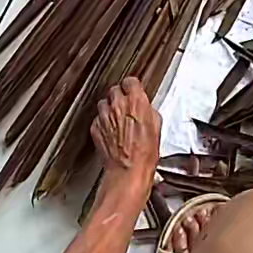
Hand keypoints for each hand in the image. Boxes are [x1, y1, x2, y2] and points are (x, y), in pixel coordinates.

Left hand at [90, 77, 160, 191]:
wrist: (128, 171)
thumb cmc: (144, 153)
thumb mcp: (156, 127)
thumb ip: (148, 111)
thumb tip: (145, 108)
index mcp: (135, 102)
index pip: (130, 81)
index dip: (132, 86)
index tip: (133, 90)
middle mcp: (117, 105)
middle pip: (115, 90)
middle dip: (120, 97)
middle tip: (127, 107)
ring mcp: (104, 116)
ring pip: (104, 104)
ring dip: (110, 109)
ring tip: (118, 121)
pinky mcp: (95, 128)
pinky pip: (98, 119)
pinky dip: (104, 123)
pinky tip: (112, 132)